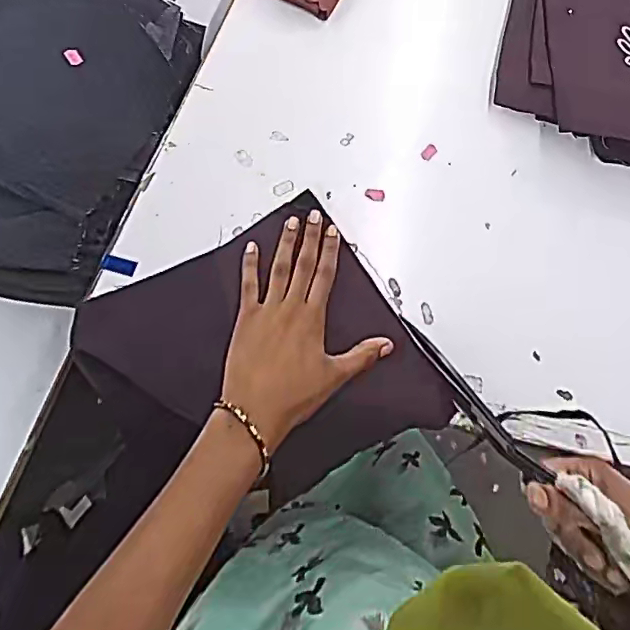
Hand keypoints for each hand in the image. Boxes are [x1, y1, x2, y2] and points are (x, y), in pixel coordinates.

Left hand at [220, 210, 392, 452]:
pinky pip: (248, 285)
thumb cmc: (291, 397)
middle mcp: (289, 309)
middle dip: (310, 237)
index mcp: (311, 319)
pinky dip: (250, 265)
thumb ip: (362, 356)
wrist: (253, 412)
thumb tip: (384, 345)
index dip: (329, 251)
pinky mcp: (245, 319)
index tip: (332, 233)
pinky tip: (251, 249)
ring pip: (279, 268)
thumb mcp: (334, 377)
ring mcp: (266, 311)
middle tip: (313, 217)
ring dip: (285, 244)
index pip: (324, 275)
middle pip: (303, 264)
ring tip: (290, 224)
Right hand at [526, 456, 629, 611]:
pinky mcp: (605, 547)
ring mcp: (598, 523)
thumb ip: (568, 504)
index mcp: (593, 475)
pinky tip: (616, 570)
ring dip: (588, 556)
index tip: (555, 515)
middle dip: (573, 535)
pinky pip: (583, 558)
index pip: (548, 476)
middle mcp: (593, 495)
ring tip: (611, 560)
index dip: (547, 498)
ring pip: (568, 538)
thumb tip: (534, 489)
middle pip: (554, 511)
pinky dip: (598, 569)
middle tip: (593, 541)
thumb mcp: (610, 518)